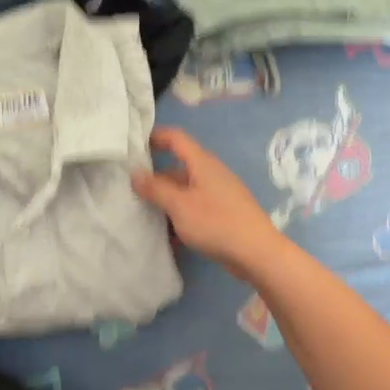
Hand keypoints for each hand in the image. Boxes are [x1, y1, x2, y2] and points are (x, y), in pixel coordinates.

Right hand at [131, 127, 282, 274]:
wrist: (257, 253)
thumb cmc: (216, 223)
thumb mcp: (179, 205)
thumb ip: (155, 188)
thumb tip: (135, 172)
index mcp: (202, 163)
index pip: (176, 138)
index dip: (154, 136)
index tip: (133, 146)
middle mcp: (212, 174)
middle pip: (179, 168)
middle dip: (156, 178)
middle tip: (132, 190)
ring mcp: (220, 194)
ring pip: (186, 191)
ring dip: (167, 201)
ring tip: (146, 216)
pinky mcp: (224, 214)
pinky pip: (196, 208)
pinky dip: (181, 216)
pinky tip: (169, 236)